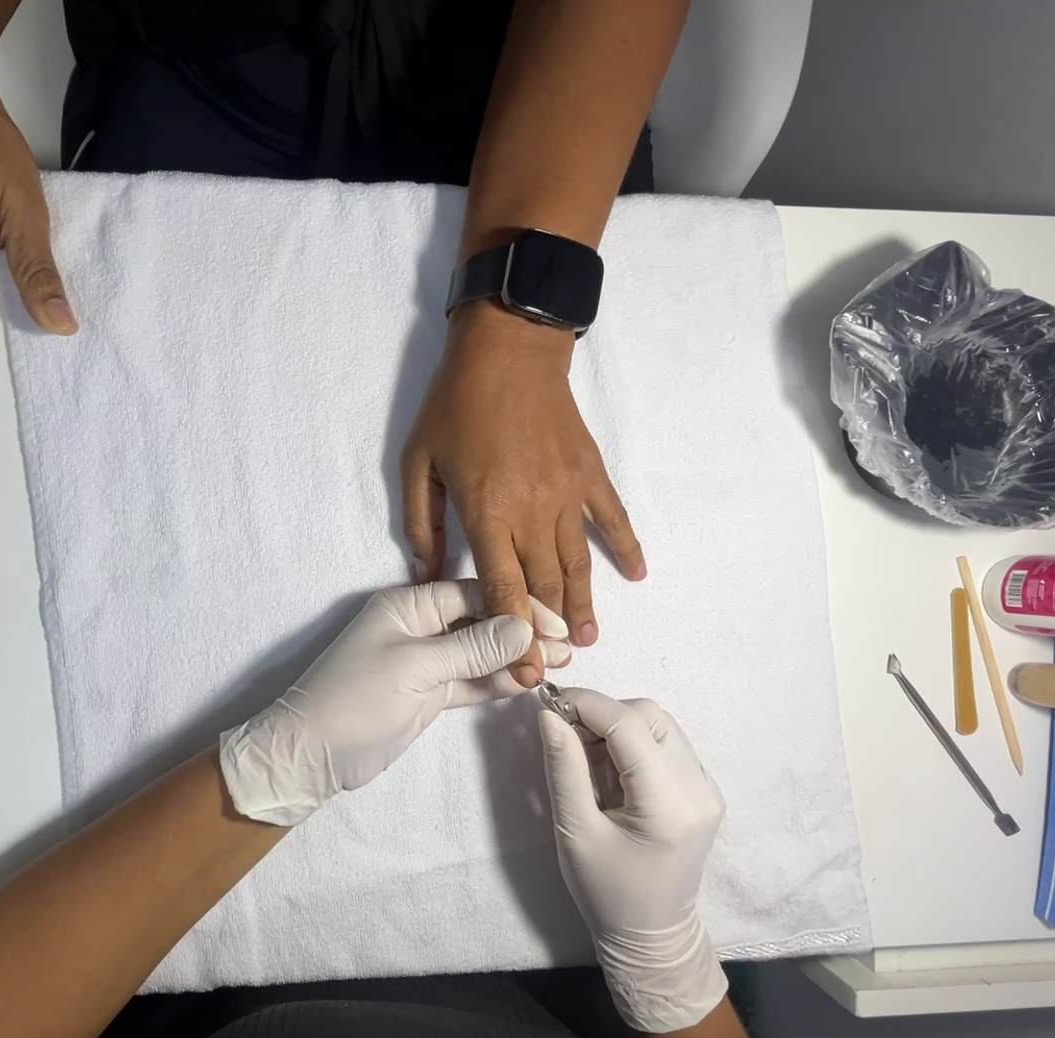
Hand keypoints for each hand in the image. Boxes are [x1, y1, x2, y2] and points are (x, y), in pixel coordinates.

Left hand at [219, 580, 570, 825]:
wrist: (313, 753)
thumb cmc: (356, 698)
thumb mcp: (415, 667)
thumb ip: (471, 648)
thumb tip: (524, 627)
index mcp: (408, 604)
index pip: (473, 592)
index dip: (515, 604)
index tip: (556, 621)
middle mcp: (420, 626)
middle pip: (481, 620)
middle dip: (523, 631)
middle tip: (568, 646)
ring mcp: (426, 661)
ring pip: (481, 652)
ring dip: (516, 658)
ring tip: (561, 664)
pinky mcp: (429, 692)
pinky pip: (471, 680)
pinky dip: (498, 681)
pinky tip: (529, 681)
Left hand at [400, 301, 643, 686]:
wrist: (507, 351)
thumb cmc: (454, 407)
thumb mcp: (418, 463)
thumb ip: (423, 524)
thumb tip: (424, 574)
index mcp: (488, 513)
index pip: (504, 589)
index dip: (513, 635)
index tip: (524, 669)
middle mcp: (533, 513)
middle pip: (545, 586)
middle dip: (549, 631)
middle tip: (555, 664)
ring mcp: (568, 495)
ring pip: (578, 563)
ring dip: (582, 604)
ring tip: (588, 638)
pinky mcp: (590, 475)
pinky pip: (612, 519)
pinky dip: (625, 548)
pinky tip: (635, 575)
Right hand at [538, 688, 727, 1032]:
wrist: (651, 937)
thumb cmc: (606, 891)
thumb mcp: (575, 831)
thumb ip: (564, 767)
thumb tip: (548, 714)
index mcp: (669, 805)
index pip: (629, 725)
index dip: (586, 703)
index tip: (548, 703)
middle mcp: (698, 789)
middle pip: (650, 715)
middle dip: (602, 712)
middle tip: (565, 734)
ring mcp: (707, 788)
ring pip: (659, 723)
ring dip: (617, 723)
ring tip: (585, 753)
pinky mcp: (703, 790)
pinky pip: (666, 742)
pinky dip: (633, 740)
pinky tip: (610, 766)